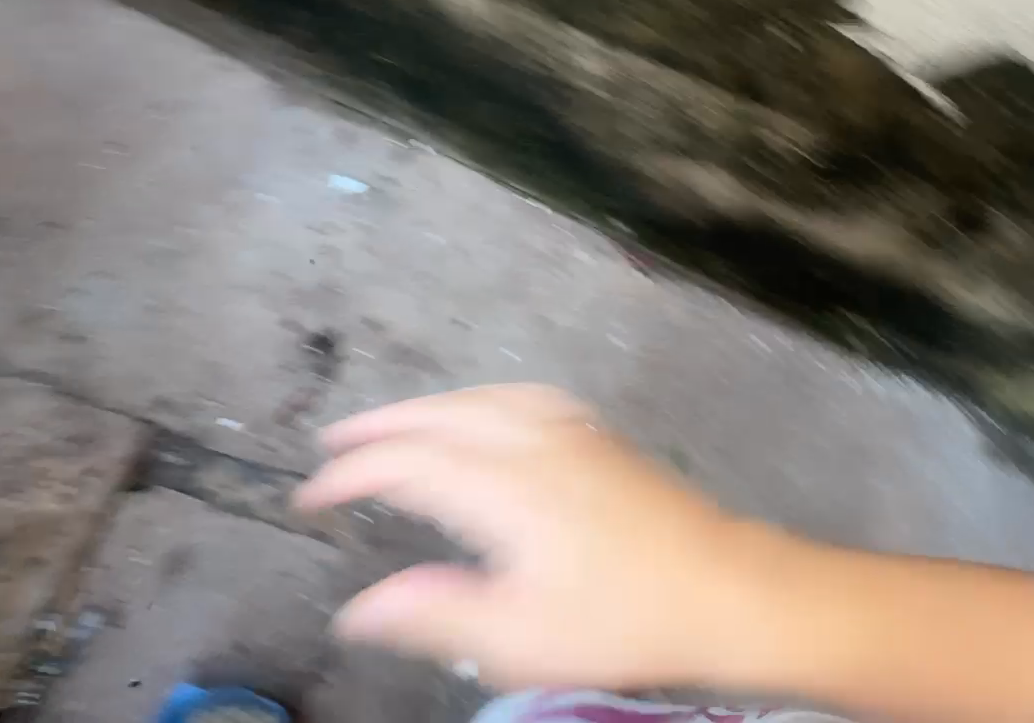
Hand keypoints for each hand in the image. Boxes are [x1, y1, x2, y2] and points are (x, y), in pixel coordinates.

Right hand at [291, 384, 793, 688]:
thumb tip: (359, 608)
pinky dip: (484, 397)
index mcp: (505, 485)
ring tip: (396, 420)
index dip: (354, 473)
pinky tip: (484, 410)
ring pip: (483, 397)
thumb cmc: (621, 618)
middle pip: (443, 414)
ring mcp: (570, 429)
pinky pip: (524, 396)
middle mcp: (532, 440)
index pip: (411, 463)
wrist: (721, 585)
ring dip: (431, 404)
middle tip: (336, 439)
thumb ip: (434, 612)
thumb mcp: (519, 637)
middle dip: (385, 422)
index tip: (312, 493)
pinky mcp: (596, 433)